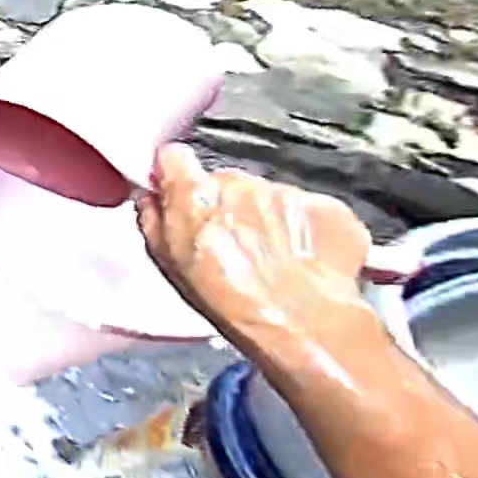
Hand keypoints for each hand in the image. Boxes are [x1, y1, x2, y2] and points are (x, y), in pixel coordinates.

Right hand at [137, 144, 379, 352]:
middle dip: (218, 203)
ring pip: (262, 195)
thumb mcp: (164, 260)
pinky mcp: (326, 206)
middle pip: (221, 180)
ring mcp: (286, 193)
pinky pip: (301, 208)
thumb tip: (150, 201)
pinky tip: (289, 257)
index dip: (170, 171)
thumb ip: (152, 220)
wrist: (296, 320)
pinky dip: (295, 228)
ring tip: (257, 256)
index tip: (170, 186)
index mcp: (194, 194)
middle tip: (218, 240)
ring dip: (258, 217)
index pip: (173, 157)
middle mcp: (241, 184)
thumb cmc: (226, 296)